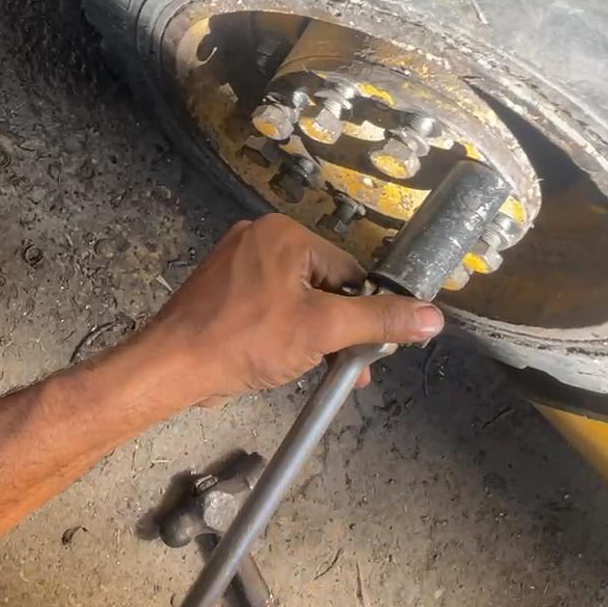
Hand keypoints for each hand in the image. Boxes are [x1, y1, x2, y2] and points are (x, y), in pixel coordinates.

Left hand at [123, 214, 443, 408]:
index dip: (361, 312)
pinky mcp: (223, 293)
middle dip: (337, 328)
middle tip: (345, 368)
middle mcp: (260, 239)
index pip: (348, 271)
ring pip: (296, 300)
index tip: (363, 349)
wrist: (172, 366)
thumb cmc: (246, 339)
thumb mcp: (322, 329)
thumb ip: (378, 321)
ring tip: (321, 372)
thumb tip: (434, 317)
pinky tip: (287, 362)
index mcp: (283, 234)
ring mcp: (237, 266)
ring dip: (313, 336)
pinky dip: (283, 334)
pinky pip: (269, 308)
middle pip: (324, 285)